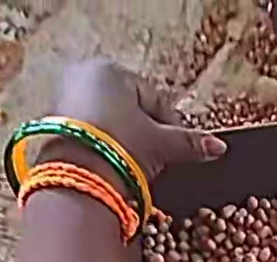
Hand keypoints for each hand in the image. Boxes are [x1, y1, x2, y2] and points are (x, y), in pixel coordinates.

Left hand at [49, 59, 225, 181]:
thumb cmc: (121, 148)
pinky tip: (113, 170)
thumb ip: (189, 144)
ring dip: (127, 147)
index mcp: (113, 72)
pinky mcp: (56, 127)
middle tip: (154, 163)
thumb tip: (219, 147)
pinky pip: (92, 137)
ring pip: (112, 125)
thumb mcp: (159, 145)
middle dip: (145, 138)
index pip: (154, 100)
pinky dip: (106, 152)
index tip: (176, 151)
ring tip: (134, 170)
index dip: (170, 128)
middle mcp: (86, 76)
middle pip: (130, 111)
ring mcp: (68, 100)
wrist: (77, 174)